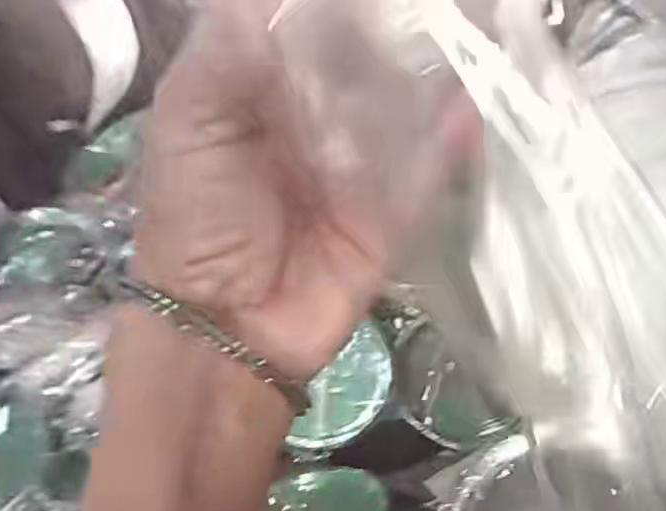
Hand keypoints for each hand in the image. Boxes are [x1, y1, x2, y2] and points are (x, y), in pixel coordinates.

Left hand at [132, 0, 461, 380]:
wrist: (231, 323)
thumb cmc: (196, 218)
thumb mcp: (193, 121)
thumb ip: (234, 57)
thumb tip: (280, 4)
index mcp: (256, 92)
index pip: (303, 33)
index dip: (338, 8)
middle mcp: (313, 129)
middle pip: (362, 75)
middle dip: (396, 40)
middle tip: (437, 10)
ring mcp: (357, 179)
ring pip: (400, 123)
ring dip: (432, 88)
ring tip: (472, 42)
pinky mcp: (388, 226)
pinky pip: (422, 183)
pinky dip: (447, 152)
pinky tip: (471, 115)